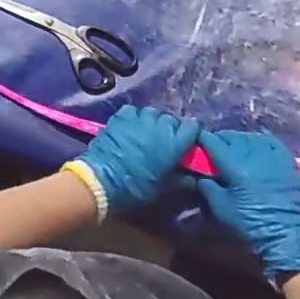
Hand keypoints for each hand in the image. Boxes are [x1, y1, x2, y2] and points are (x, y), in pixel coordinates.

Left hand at [69, 106, 201, 217]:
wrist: (103, 178)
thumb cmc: (137, 186)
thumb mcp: (164, 188)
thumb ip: (183, 180)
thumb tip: (195, 179)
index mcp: (175, 142)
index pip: (193, 126)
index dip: (193, 131)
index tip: (190, 138)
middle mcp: (160, 125)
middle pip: (172, 119)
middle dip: (171, 128)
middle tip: (166, 140)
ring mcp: (139, 117)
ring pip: (152, 112)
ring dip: (153, 121)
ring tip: (148, 131)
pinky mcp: (121, 115)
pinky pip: (133, 111)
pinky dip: (135, 117)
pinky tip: (131, 126)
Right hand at [196, 129, 299, 279]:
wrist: (288, 237)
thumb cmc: (250, 224)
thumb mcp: (220, 208)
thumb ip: (207, 187)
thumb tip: (199, 175)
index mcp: (233, 166)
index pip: (212, 141)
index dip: (202, 138)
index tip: (196, 141)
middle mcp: (251, 155)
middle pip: (231, 136)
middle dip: (220, 139)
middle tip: (215, 148)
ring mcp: (271, 156)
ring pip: (250, 136)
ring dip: (239, 139)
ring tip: (236, 147)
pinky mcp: (287, 161)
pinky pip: (271, 142)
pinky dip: (260, 141)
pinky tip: (256, 147)